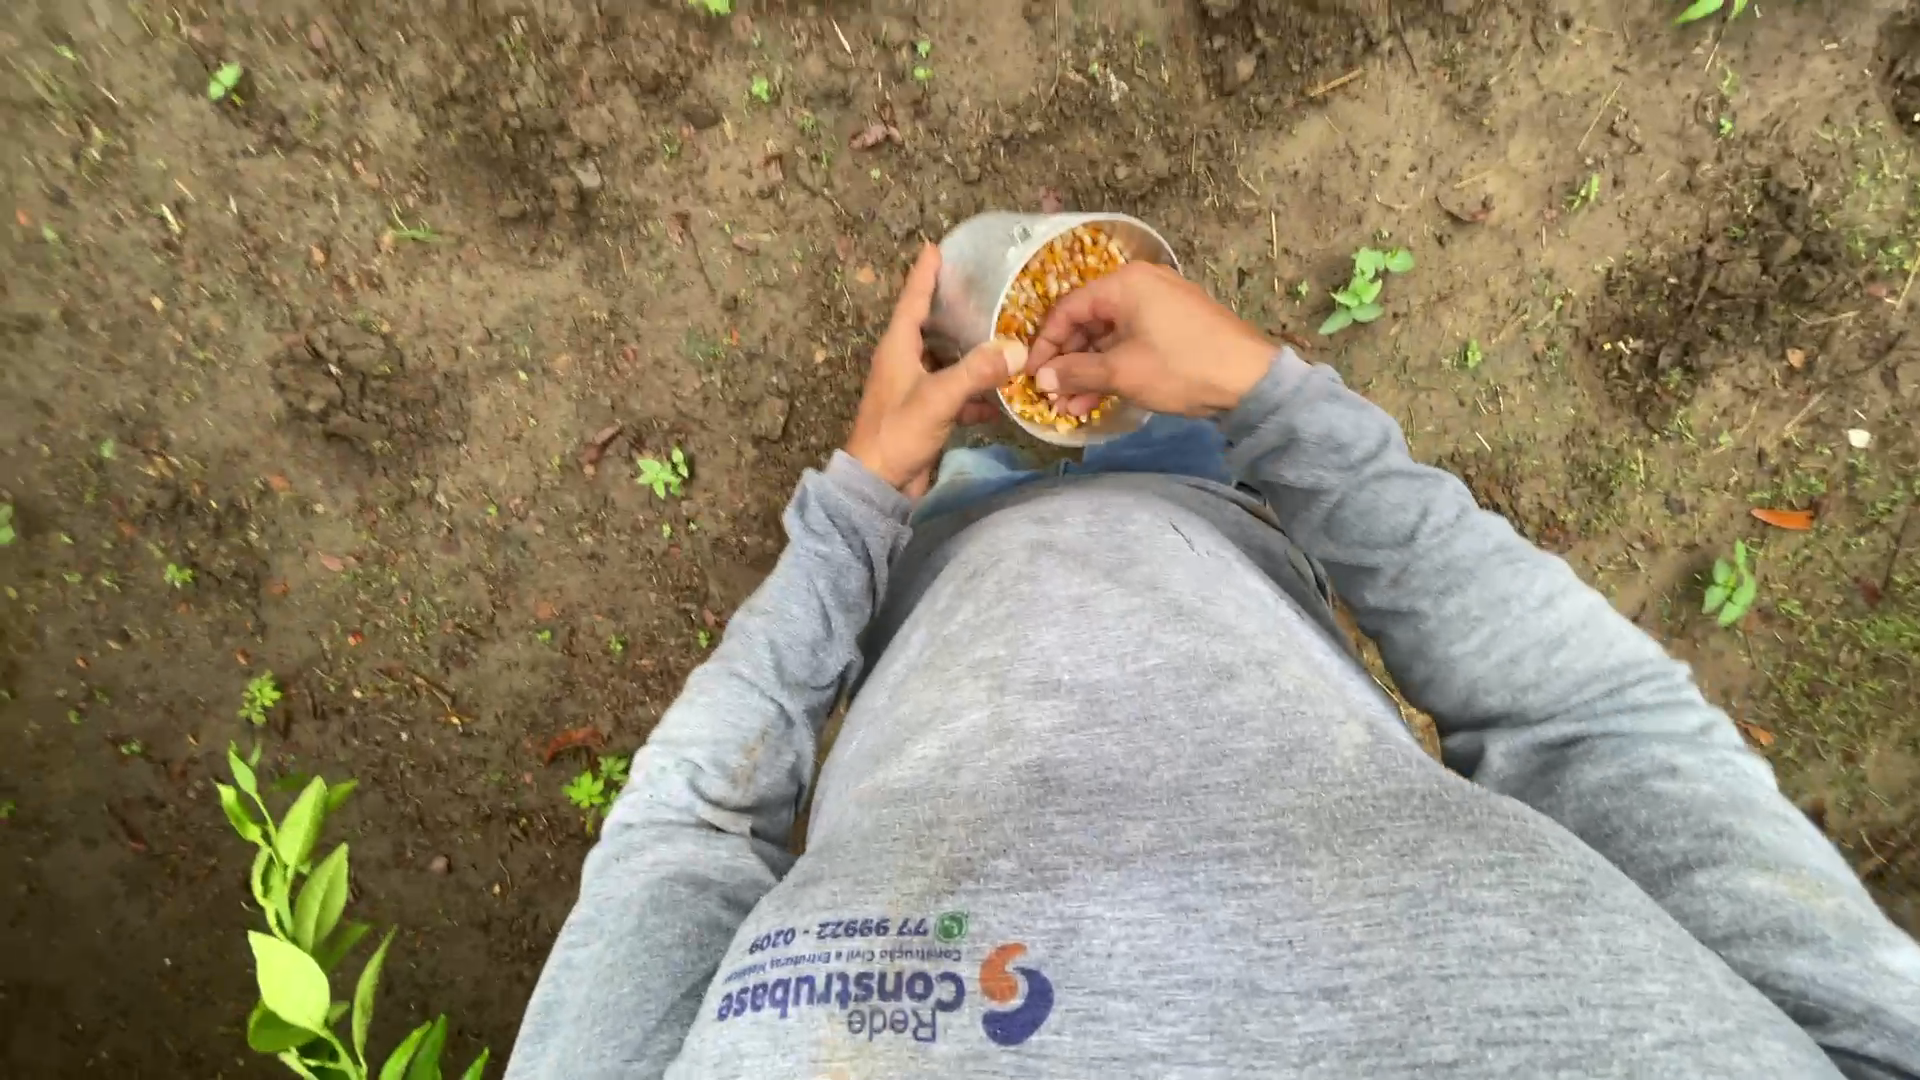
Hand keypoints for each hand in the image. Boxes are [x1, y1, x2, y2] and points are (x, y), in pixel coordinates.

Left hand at [845, 245, 1025, 495]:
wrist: (878, 485)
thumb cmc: (898, 434)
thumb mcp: (938, 398)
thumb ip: (976, 372)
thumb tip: (1016, 349)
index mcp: (897, 349)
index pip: (912, 301)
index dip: (925, 274)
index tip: (935, 247)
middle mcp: (904, 363)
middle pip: (931, 328)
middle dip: (955, 311)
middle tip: (984, 291)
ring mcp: (914, 391)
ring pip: (947, 363)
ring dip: (972, 356)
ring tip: (1004, 341)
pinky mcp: (925, 416)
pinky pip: (954, 395)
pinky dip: (975, 395)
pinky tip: (1000, 400)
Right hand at [1024, 262, 1275, 417]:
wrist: (1249, 381)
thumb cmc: (1180, 367)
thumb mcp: (1121, 371)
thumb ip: (1075, 373)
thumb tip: (1040, 378)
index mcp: (1124, 284)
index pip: (1068, 309)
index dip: (1045, 344)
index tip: (1030, 375)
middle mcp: (1140, 286)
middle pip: (1087, 323)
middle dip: (1066, 363)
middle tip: (1050, 396)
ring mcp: (1158, 306)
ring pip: (1108, 338)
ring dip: (1087, 373)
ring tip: (1069, 407)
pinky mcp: (1172, 328)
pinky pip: (1129, 344)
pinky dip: (1111, 369)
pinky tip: (1095, 399)